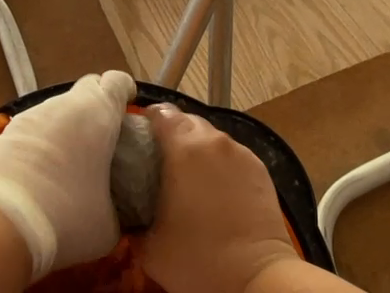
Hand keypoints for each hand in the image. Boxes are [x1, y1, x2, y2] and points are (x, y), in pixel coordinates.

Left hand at [0, 71, 136, 278]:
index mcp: (100, 113)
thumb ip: (118, 206)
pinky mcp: (8, 132)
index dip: (125, 92)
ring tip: (65, 165)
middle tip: (101, 138)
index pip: (119, 82)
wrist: (4, 224)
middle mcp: (67, 103)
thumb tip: (116, 213)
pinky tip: (38, 175)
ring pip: (58, 110)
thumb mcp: (109, 224)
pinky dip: (41, 143)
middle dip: (97, 106)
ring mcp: (34, 114)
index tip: (128, 109)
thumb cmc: (69, 217)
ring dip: (66, 127)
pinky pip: (34, 129)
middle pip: (88, 88)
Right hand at [139, 104, 299, 292]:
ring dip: (199, 150)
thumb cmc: (198, 258)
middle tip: (162, 160)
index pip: (162, 113)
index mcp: (184, 148)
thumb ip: (134, 223)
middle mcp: (214, 141)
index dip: (149, 119)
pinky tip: (218, 190)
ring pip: (213, 139)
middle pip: (188, 121)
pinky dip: (221, 165)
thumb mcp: (151, 248)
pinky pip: (233, 156)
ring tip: (191, 178)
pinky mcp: (260, 168)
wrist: (256, 278)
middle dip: (174, 133)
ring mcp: (240, 152)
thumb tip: (129, 215)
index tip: (141, 135)